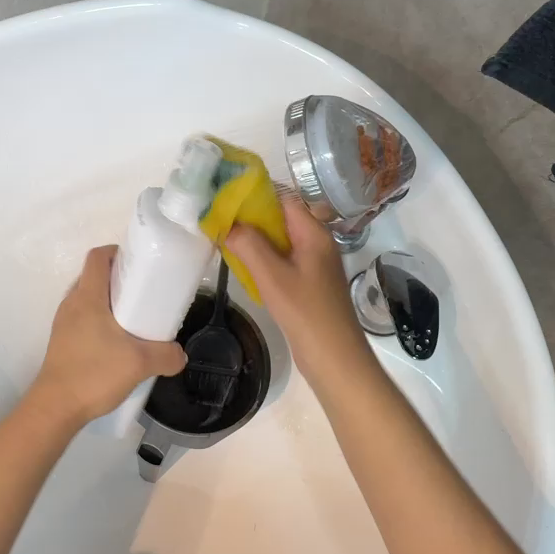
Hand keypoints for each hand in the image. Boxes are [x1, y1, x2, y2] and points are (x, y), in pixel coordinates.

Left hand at [28, 245, 186, 425]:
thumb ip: (166, 356)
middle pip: (93, 275)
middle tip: (142, 291)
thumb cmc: (94, 373)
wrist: (55, 407)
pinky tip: (115, 342)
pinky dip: (98, 320)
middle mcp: (71, 303)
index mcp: (87, 296)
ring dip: (107, 301)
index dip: (116, 252)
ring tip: (132, 318)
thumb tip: (180, 354)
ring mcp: (63, 323)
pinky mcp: (61, 341)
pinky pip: (81, 318)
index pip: (97, 256)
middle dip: (117, 278)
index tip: (137, 262)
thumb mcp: (139, 363)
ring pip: (87, 298)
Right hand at [226, 196, 371, 384]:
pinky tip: (243, 265)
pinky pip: (283, 258)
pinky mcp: (309, 281)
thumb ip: (248, 245)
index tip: (225, 197)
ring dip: (255, 238)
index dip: (254, 193)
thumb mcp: (272, 276)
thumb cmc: (306, 313)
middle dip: (250, 216)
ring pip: (280, 239)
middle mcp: (316, 242)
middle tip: (219, 218)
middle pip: (280, 216)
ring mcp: (314, 262)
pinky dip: (263, 257)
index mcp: (314, 233)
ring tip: (225, 238)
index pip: (283, 198)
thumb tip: (228, 223)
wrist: (336, 360)